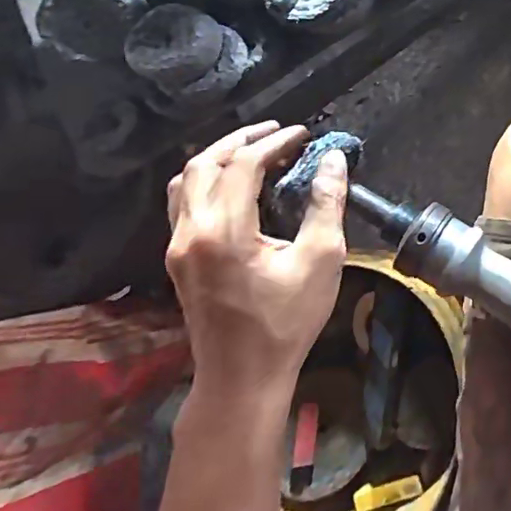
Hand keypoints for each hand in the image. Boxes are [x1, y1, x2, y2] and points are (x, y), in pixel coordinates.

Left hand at [164, 122, 345, 394]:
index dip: (275, 142)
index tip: (305, 134)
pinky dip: (207, 181)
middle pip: (203, 165)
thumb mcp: (321, 259)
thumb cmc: (286, 321)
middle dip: (241, 140)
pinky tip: (236, 185)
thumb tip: (332, 160)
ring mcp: (178, 248)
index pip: (243, 166)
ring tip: (255, 150)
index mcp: (223, 232)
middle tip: (278, 132)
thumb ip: (327, 204)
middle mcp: (190, 233)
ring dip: (219, 158)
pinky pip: (183, 203)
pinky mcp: (178, 260)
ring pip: (185, 182)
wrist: (242, 378)